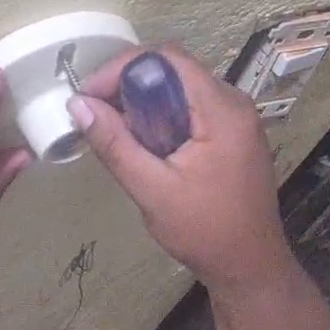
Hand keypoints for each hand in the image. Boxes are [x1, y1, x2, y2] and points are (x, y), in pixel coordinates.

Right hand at [68, 45, 295, 295]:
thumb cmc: (206, 232)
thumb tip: (78, 105)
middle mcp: (233, 103)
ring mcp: (234, 116)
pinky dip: (158, 113)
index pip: (167, 59)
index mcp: (223, 111)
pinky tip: (140, 141)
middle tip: (95, 112)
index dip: (123, 68)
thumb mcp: (152, 190)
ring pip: (177, 86)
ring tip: (112, 128)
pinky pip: (187, 104)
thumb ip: (115, 145)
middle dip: (127, 84)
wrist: (251, 270)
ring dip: (141, 100)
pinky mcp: (229, 131)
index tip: (90, 95)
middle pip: (172, 69)